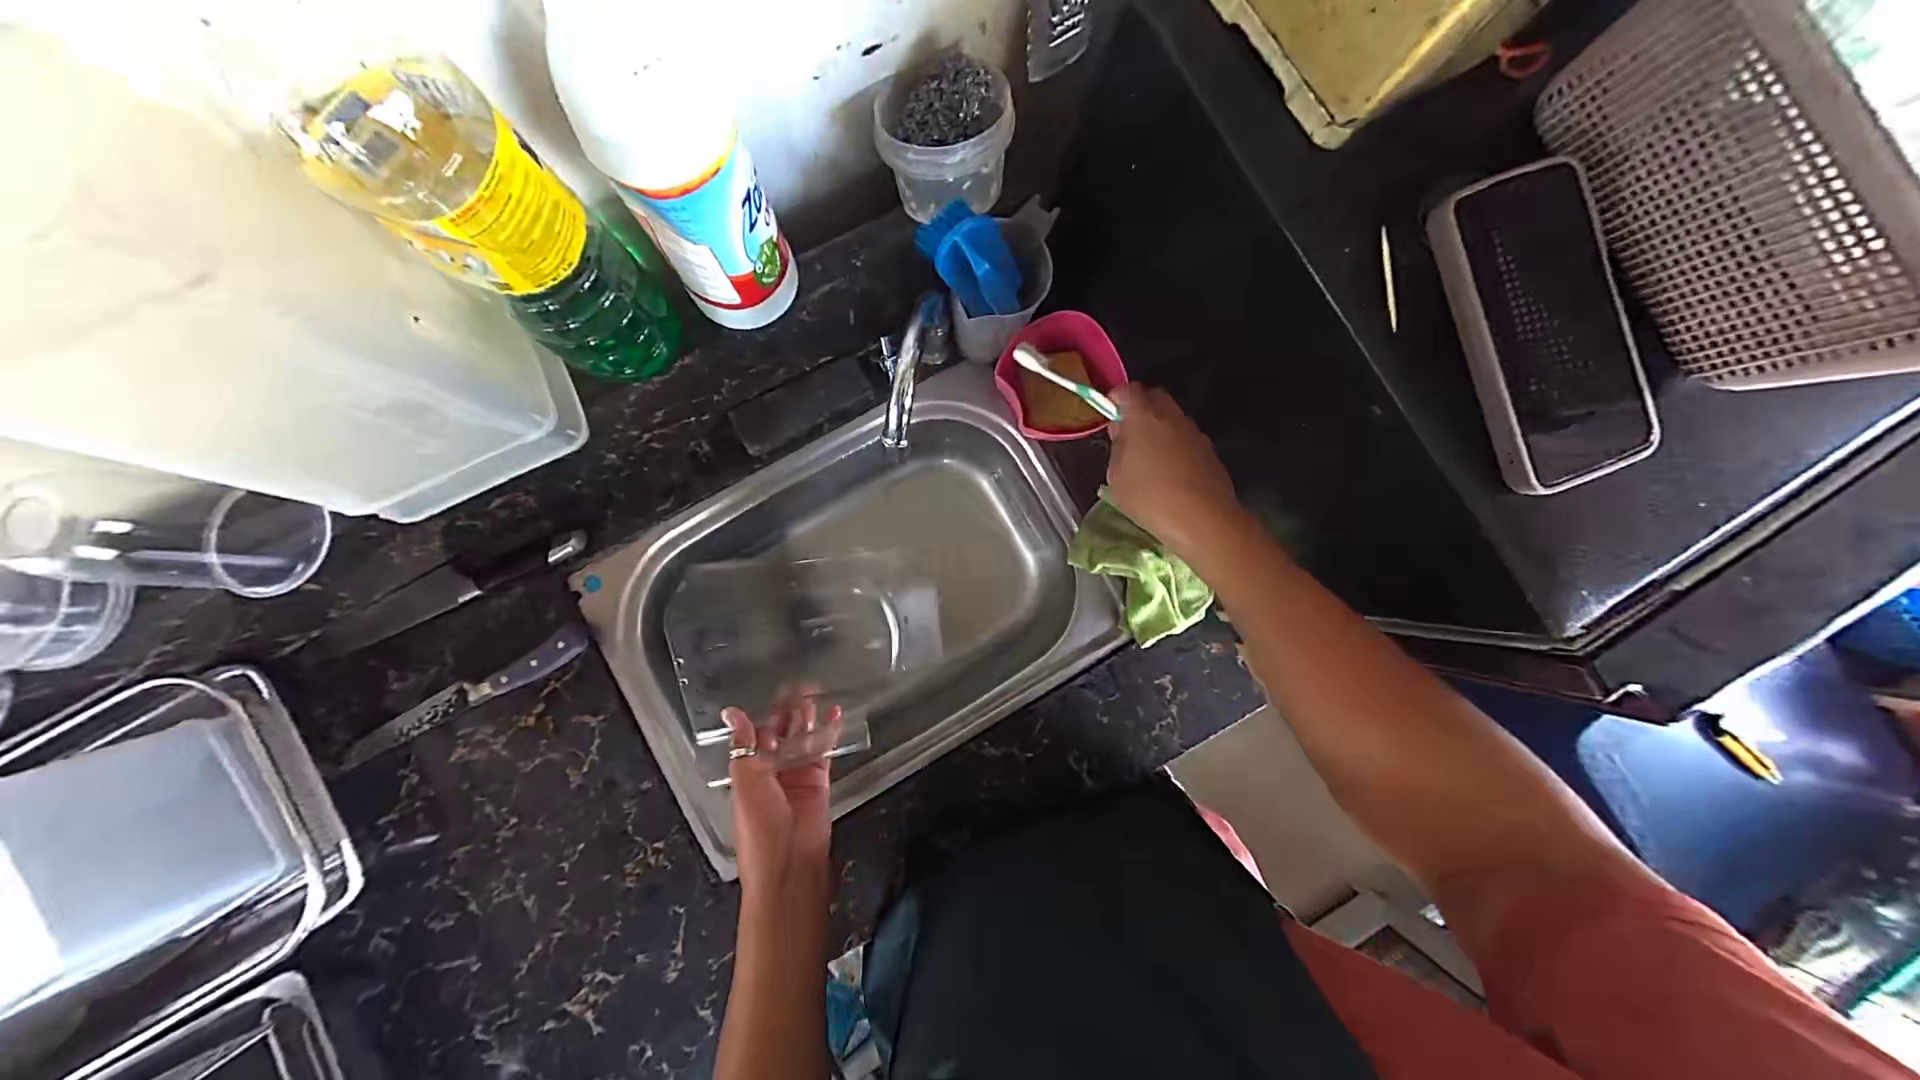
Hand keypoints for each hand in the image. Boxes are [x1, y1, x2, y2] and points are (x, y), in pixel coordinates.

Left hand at [723, 690, 840, 891]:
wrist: (789, 865)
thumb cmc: (760, 827)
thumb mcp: (746, 783)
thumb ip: (744, 745)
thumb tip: (732, 712)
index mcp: (748, 772)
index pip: (757, 736)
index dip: (766, 714)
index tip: (776, 690)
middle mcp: (772, 772)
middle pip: (782, 735)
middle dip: (790, 712)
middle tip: (801, 686)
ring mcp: (796, 776)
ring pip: (803, 740)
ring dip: (809, 718)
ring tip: (817, 694)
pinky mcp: (819, 782)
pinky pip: (823, 752)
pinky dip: (829, 733)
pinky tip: (834, 715)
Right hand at [1106, 383, 1245, 558]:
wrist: (1202, 519)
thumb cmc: (1149, 497)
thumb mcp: (1116, 475)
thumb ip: (1117, 447)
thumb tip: (1124, 436)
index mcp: (1143, 415)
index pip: (1127, 390)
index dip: (1114, 400)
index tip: (1108, 415)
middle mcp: (1171, 415)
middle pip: (1153, 398)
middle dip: (1138, 410)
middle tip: (1126, 436)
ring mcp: (1194, 431)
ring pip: (1171, 418)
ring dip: (1158, 429)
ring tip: (1148, 460)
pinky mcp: (1209, 449)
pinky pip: (1185, 439)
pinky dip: (1174, 447)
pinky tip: (1169, 474)